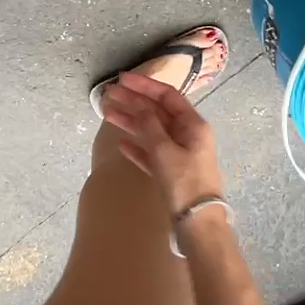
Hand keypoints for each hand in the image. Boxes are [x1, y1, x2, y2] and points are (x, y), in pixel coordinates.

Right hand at [102, 72, 225, 212]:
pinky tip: (121, 144)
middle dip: (133, 101)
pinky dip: (137, 146)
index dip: (144, 85)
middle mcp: (187, 136)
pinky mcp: (170, 173)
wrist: (198, 225)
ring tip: (107, 114)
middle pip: (157, 111)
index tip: (122, 80)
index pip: (167, 95)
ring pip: (151, 131)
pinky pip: (151, 153)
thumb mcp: (164, 149)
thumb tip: (140, 107)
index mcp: (193, 125)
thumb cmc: (184, 181)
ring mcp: (179, 155)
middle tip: (109, 94)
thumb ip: (150, 124)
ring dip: (130, 121)